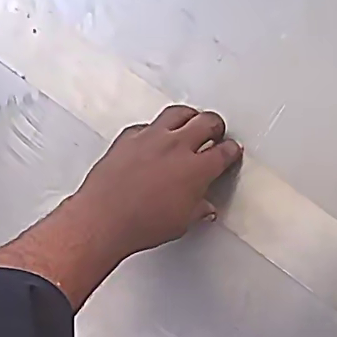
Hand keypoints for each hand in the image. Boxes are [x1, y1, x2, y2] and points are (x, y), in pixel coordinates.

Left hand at [0, 104, 240, 309]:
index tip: (231, 151)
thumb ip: (197, 209)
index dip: (231, 151)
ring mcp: (152, 137)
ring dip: (189, 116)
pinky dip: (156, 129)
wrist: (104, 218)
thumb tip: (202, 207)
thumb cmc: (139, 223)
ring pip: (179, 113)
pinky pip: (148, 124)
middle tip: (216, 131)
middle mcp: (176, 146)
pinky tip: (155, 135)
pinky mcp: (129, 137)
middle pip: (206, 121)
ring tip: (191, 122)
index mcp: (196, 169)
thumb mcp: (181, 223)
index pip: (224, 152)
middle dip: (215, 126)